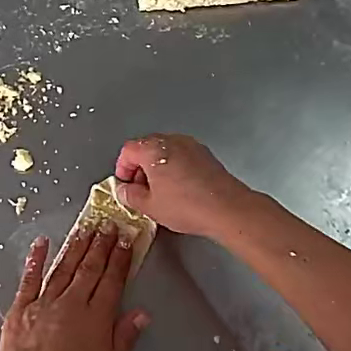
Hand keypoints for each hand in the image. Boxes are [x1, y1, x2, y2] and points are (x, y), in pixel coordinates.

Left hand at [0, 231, 148, 350]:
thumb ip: (123, 338)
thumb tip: (142, 313)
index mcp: (95, 318)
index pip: (111, 280)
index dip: (120, 258)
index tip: (125, 238)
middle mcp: (70, 303)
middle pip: (88, 267)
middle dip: (100, 244)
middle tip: (108, 223)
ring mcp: (43, 303)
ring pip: (63, 267)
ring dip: (75, 245)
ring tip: (85, 227)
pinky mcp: (20, 308)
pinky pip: (30, 278)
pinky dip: (36, 258)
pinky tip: (42, 243)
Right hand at [113, 133, 265, 238]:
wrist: (227, 209)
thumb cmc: (189, 205)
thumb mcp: (149, 206)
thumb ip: (130, 195)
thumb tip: (125, 191)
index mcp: (152, 149)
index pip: (128, 150)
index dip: (123, 168)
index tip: (125, 183)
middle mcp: (171, 141)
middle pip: (146, 147)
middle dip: (140, 167)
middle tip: (140, 189)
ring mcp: (190, 146)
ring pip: (165, 151)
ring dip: (158, 167)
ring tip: (161, 192)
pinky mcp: (205, 155)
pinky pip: (182, 156)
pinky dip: (176, 168)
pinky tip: (179, 189)